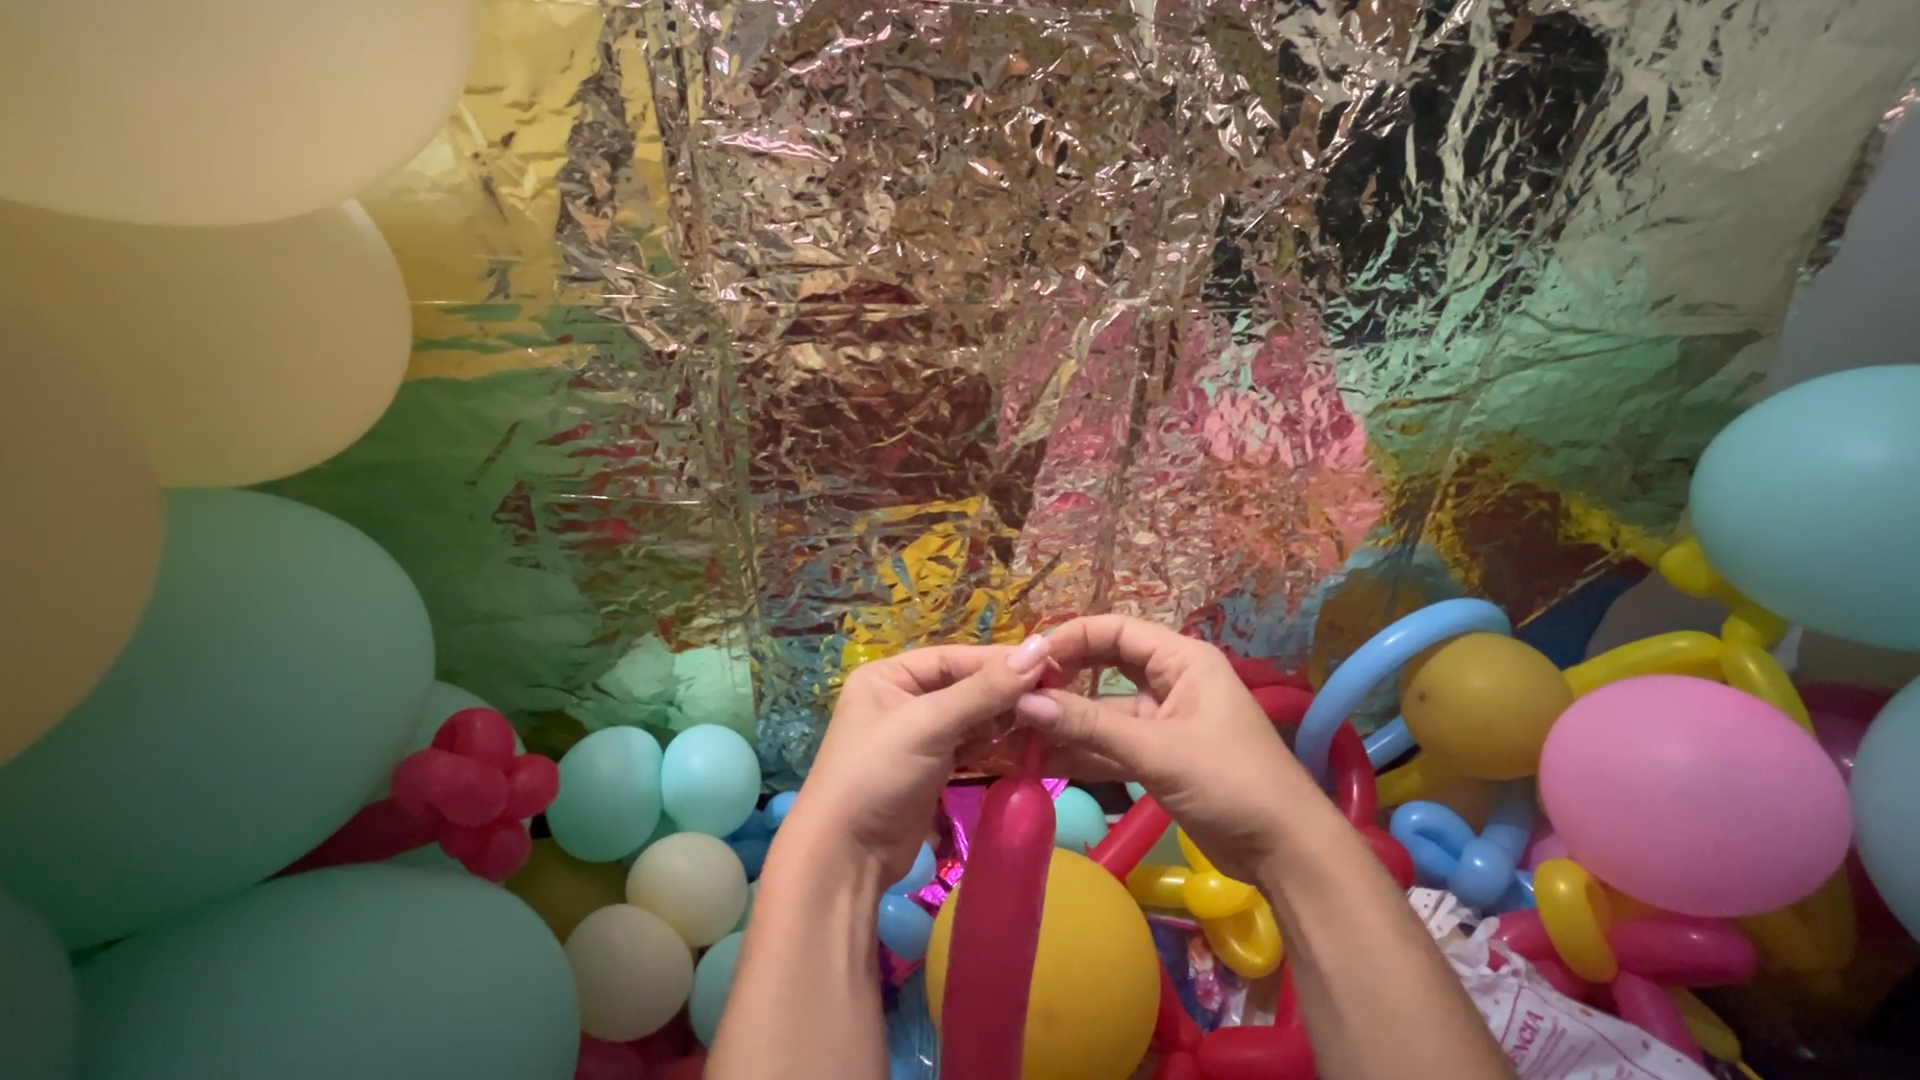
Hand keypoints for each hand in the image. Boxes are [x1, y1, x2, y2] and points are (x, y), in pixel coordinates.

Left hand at [784, 638, 1052, 884]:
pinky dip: (994, 747)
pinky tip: (1024, 746)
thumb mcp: (929, 724)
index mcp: (889, 676)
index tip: (1050, 663)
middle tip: (1055, 695)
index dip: (1000, 660)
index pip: (954, 658)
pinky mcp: (931, 770)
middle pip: (965, 686)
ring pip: (971, 718)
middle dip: (1005, 692)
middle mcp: (901, 699)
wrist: (846, 857)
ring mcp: (917, 737)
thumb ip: (985, 689)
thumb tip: (1038, 647)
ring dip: (1004, 721)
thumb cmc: (878, 774)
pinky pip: (970, 747)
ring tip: (1046, 721)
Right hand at [1015, 615, 1337, 880]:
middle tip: (1016, 693)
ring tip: (1016, 731)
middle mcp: (1172, 681)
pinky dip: (1082, 752)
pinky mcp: (1160, 757)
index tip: (1026, 660)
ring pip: (1105, 710)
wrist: (1286, 851)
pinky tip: (1041, 762)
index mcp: (1183, 660)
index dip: (1070, 638)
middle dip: (1063, 678)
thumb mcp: (1158, 750)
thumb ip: (1090, 725)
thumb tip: (1023, 702)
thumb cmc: (1231, 782)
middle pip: (1106, 666)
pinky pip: (1112, 744)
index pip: (1116, 631)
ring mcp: (1164, 721)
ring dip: (1066, 721)